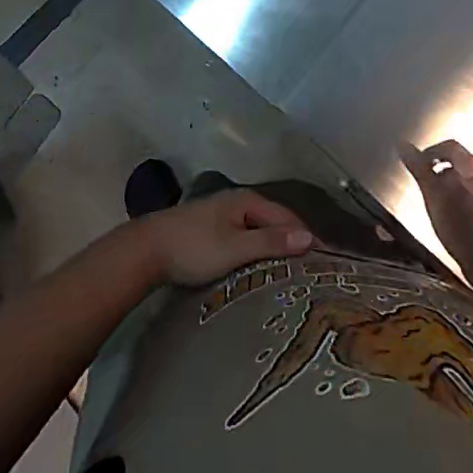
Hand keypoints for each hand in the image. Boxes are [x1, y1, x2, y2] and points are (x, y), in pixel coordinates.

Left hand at [133, 189, 313, 286]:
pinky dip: (258, 251)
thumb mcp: (235, 248)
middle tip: (313, 271)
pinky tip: (261, 268)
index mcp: (247, 200)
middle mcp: (237, 202)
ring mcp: (222, 215)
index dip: (308, 237)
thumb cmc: (193, 248)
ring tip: (293, 273)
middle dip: (294, 242)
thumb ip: (271, 243)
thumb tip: (310, 238)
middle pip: (274, 222)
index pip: (288, 217)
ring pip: (259, 231)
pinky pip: (245, 238)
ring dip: (275, 248)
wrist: (144, 251)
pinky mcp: (210, 231)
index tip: (327, 261)